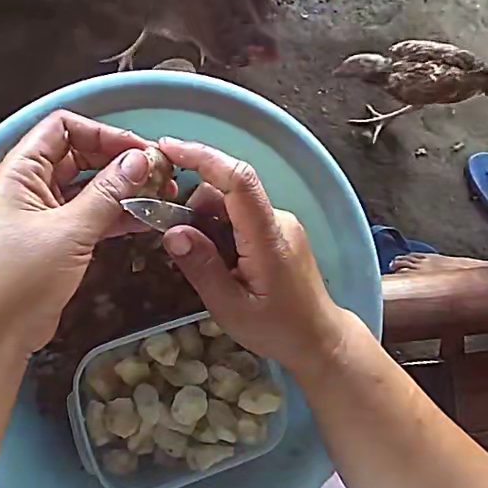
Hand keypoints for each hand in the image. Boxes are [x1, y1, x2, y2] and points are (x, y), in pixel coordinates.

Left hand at [0, 111, 158, 357]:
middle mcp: (31, 185)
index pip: (63, 127)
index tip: (139, 150)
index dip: (103, 133)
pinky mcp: (57, 240)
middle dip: (119, 160)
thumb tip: (138, 160)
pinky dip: (116, 214)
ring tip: (161, 195)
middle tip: (158, 173)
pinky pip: (91, 215)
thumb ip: (107, 192)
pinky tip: (145, 219)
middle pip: (81, 154)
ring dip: (123, 189)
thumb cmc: (17, 277)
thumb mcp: (68, 230)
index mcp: (22, 170)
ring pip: (90, 187)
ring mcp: (45, 213)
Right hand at [154, 137, 359, 372]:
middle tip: (179, 245)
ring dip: (205, 223)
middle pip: (226, 191)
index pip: (238, 181)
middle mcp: (277, 219)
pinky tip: (217, 262)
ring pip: (229, 204)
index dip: (202, 157)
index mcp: (268, 237)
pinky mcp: (276, 231)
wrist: (320, 340)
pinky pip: (239, 217)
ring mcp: (279, 223)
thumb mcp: (231, 308)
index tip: (167, 148)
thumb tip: (172, 232)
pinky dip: (219, 230)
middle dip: (193, 208)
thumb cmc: (279, 329)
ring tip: (206, 265)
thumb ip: (202, 268)